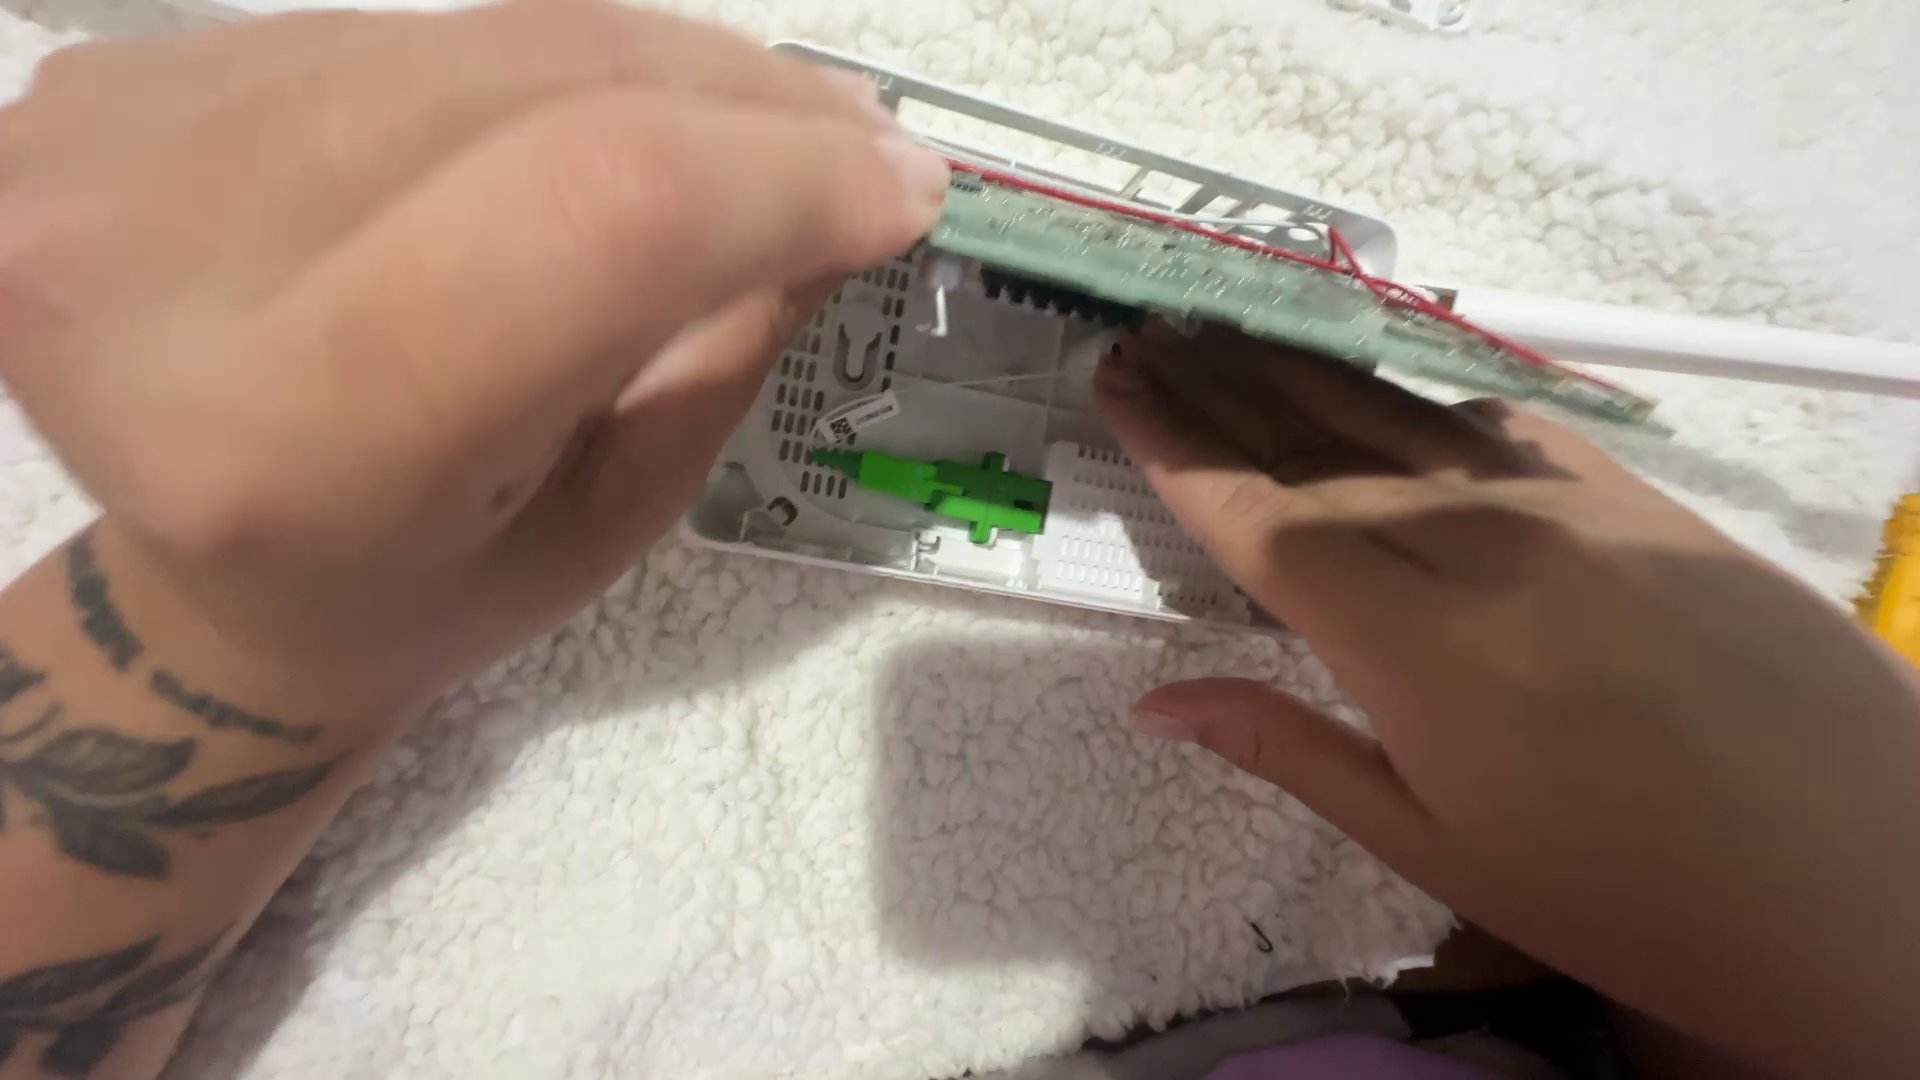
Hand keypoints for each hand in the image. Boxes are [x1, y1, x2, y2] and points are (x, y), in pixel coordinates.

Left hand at [0, 0, 947, 717]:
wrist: (220, 577)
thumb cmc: (444, 591)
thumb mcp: (617, 512)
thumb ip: (725, 353)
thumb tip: (844, 214)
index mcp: (318, 443)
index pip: (602, 220)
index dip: (781, 182)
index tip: (906, 189)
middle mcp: (172, 262)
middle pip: (554, 96)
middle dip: (757, 112)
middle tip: (871, 142)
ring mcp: (123, 141)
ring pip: (499, 36)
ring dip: (686, 73)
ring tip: (787, 126)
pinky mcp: (127, 79)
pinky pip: (432, 37)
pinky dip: (582, 67)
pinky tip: (656, 116)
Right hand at [1094, 327, 1919, 1077]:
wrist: (1898, 902)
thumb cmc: (1623, 894)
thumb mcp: (1424, 842)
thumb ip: (1278, 745)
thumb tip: (1151, 704)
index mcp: (1415, 645)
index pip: (1256, 518)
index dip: (1174, 448)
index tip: (1118, 388)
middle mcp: (1479, 548)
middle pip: (1309, 447)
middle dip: (1211, 390)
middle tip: (1144, 339)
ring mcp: (1564, 509)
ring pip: (1389, 414)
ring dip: (1290, 370)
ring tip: (1217, 330)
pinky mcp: (1632, 497)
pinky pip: (1487, 421)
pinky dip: (1406, 388)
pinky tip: (1361, 368)